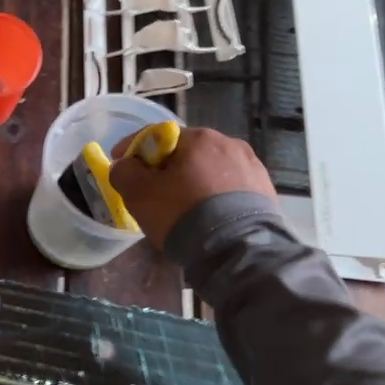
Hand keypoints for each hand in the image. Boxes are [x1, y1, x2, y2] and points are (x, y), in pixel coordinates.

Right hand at [110, 126, 276, 249]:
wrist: (237, 249)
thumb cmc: (182, 214)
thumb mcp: (139, 194)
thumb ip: (124, 172)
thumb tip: (124, 164)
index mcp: (197, 137)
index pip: (156, 135)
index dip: (133, 149)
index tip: (119, 165)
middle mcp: (228, 143)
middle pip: (185, 152)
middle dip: (165, 167)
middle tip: (152, 192)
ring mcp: (251, 166)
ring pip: (209, 169)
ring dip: (192, 182)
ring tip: (183, 208)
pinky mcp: (264, 190)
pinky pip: (228, 187)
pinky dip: (213, 196)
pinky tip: (208, 215)